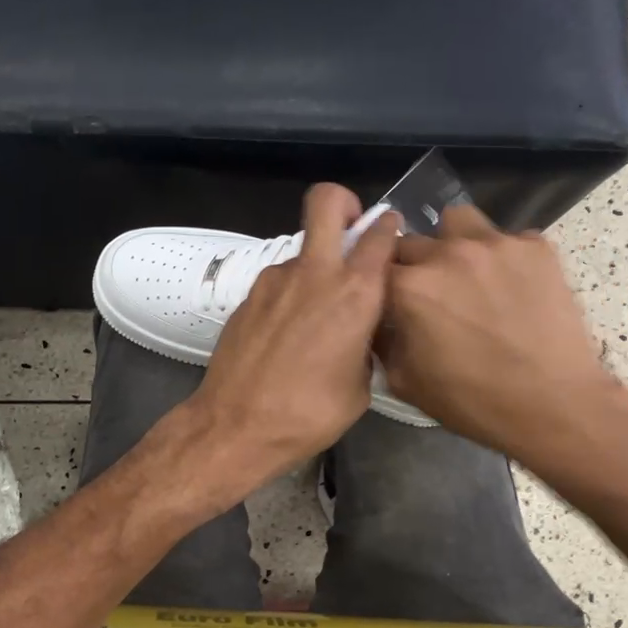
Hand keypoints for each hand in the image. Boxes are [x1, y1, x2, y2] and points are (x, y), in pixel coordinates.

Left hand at [177, 183, 398, 489]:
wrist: (236, 426)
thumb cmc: (309, 414)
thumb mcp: (360, 387)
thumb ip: (365, 344)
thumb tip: (359, 334)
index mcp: (354, 293)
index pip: (380, 233)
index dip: (389, 228)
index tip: (391, 237)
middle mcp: (313, 274)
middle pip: (326, 201)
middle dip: (344, 203)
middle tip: (352, 232)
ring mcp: (273, 282)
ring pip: (301, 251)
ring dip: (315, 266)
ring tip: (317, 314)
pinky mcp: (246, 299)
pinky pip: (278, 283)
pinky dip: (290, 296)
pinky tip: (288, 335)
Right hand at [375, 204, 627, 469]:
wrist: (553, 404)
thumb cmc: (471, 400)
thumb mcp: (404, 381)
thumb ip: (382, 340)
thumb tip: (380, 321)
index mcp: (409, 287)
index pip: (375, 264)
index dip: (378, 282)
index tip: (385, 298)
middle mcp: (448, 254)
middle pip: (412, 241)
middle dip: (412, 264)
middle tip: (427, 293)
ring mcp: (496, 245)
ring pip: (458, 222)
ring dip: (452, 242)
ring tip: (466, 272)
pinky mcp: (536, 248)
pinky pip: (508, 239)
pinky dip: (502, 258)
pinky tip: (510, 288)